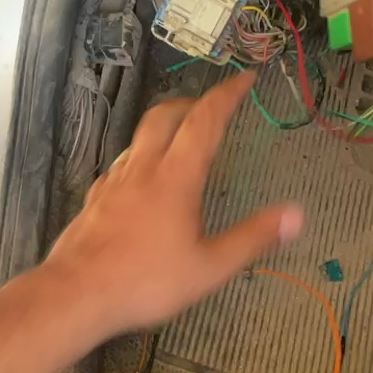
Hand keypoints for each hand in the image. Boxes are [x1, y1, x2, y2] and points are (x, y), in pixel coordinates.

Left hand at [37, 72, 303, 336]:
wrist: (75, 294)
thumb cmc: (146, 281)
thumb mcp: (209, 267)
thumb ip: (253, 238)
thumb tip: (297, 214)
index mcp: (175, 177)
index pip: (204, 120)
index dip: (227, 95)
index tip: (245, 78)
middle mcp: (142, 169)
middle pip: (164, 116)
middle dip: (191, 103)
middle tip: (210, 108)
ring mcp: (112, 183)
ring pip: (138, 139)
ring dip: (162, 128)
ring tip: (179, 141)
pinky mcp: (94, 200)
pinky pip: (120, 166)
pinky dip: (139, 159)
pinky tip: (141, 181)